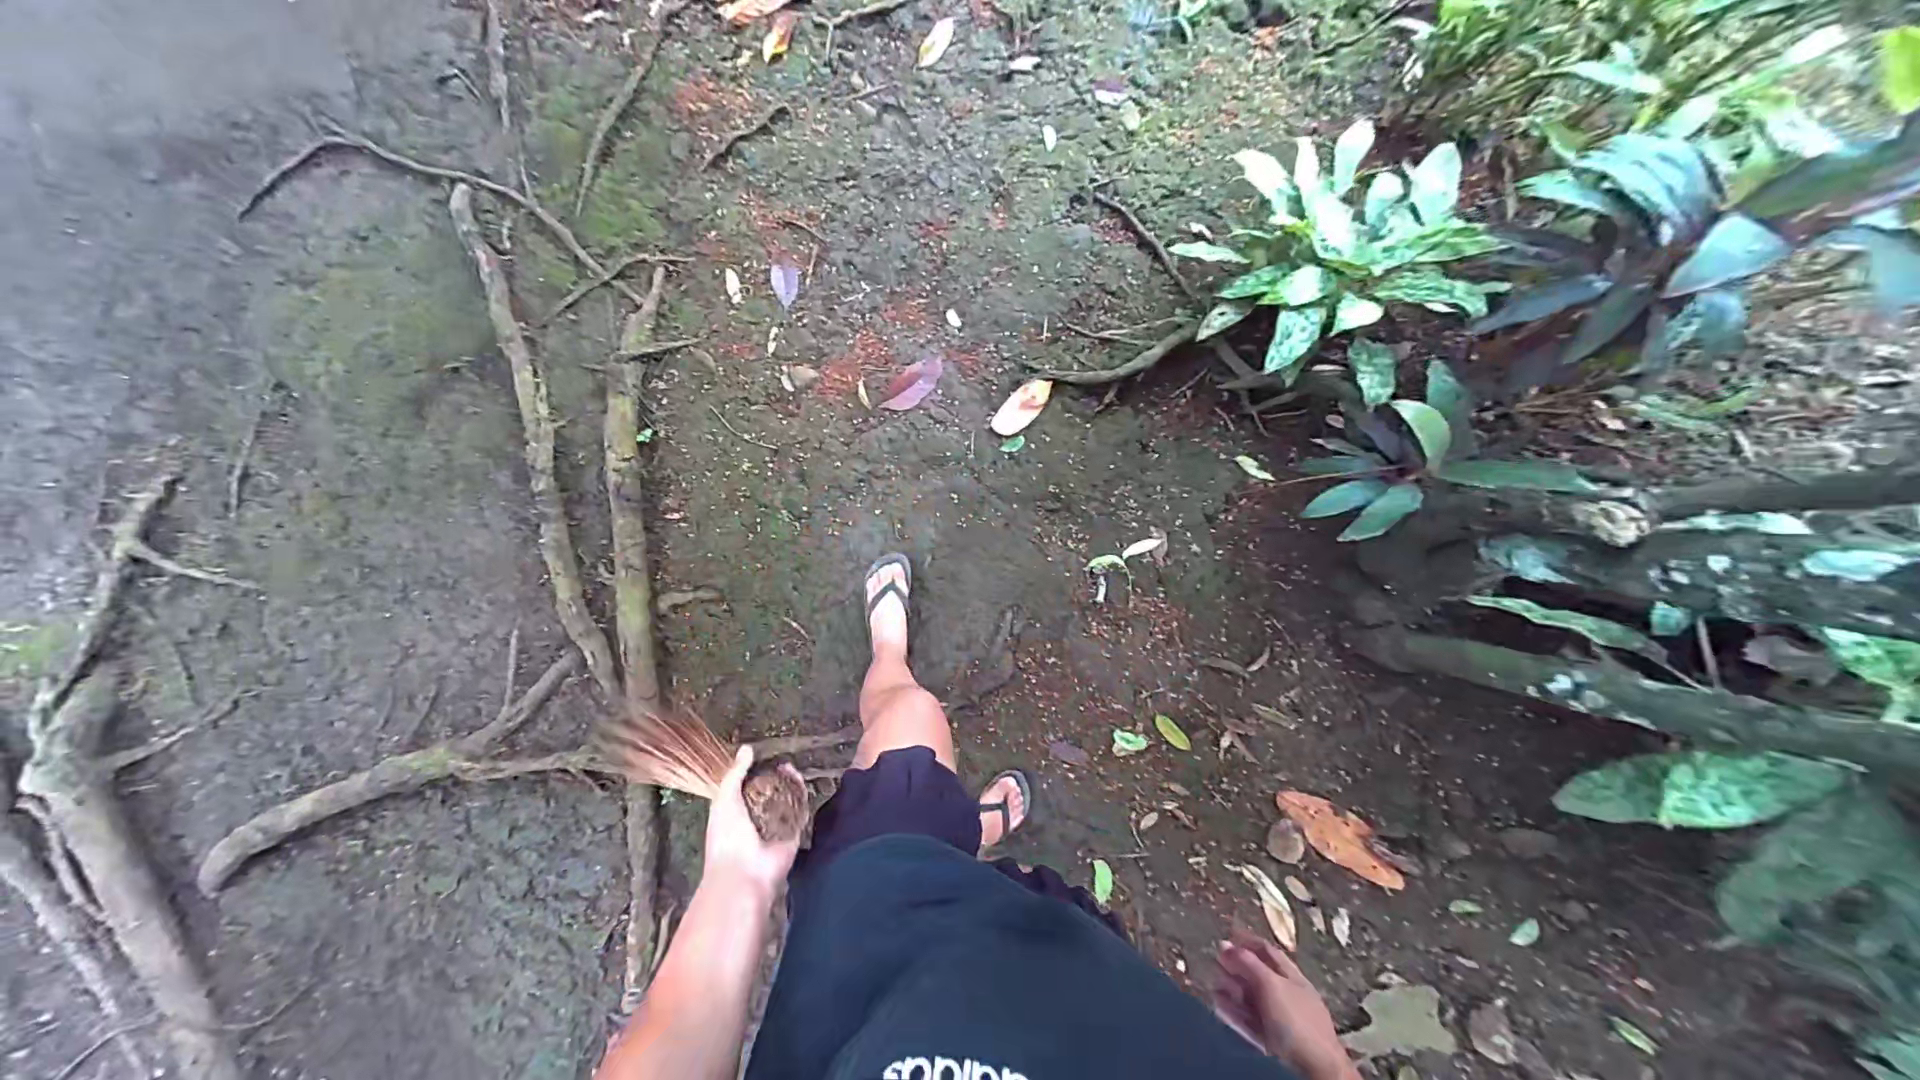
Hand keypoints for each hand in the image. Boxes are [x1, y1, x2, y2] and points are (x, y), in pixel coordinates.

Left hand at [701, 746, 801, 899]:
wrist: (744, 874)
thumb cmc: (727, 837)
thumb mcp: (724, 799)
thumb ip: (736, 773)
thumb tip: (747, 748)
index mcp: (736, 813)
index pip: (749, 788)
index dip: (756, 772)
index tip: (764, 757)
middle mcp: (757, 819)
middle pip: (771, 792)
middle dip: (777, 777)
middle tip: (782, 762)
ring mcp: (777, 827)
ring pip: (788, 799)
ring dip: (790, 783)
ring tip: (791, 768)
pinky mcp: (794, 833)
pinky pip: (800, 811)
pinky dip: (801, 796)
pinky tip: (800, 781)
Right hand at [1212, 933, 1359, 1079]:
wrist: (1316, 1071)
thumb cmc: (1295, 1020)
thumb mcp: (1270, 984)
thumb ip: (1247, 962)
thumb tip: (1224, 943)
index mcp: (1292, 978)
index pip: (1268, 951)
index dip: (1247, 941)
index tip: (1226, 934)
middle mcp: (1286, 995)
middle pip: (1257, 975)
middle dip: (1235, 966)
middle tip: (1214, 960)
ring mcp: (1280, 1020)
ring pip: (1251, 999)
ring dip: (1231, 989)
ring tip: (1212, 983)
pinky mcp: (1272, 1040)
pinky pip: (1249, 1020)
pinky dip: (1233, 1011)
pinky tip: (1218, 1004)